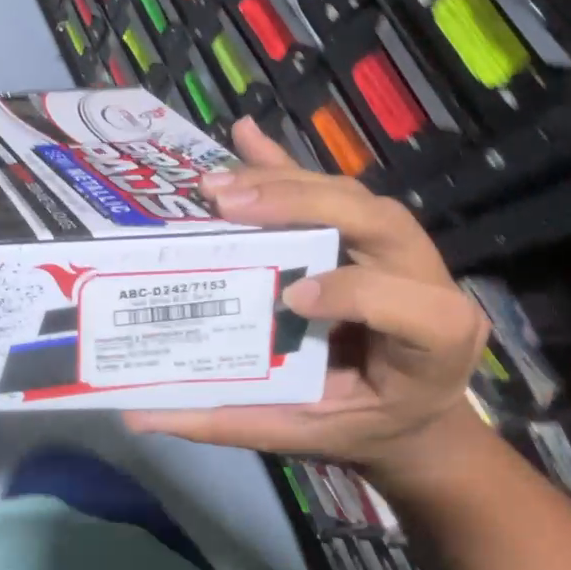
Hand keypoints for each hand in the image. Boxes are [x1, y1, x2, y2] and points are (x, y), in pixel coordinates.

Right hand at [124, 118, 490, 475]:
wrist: (414, 408)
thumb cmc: (363, 424)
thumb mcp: (305, 433)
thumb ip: (228, 421)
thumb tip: (136, 417)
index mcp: (434, 345)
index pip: (412, 306)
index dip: (358, 293)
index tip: (293, 296)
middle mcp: (426, 279)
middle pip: (375, 220)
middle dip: (301, 204)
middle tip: (225, 204)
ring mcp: (400, 246)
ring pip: (349, 194)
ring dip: (281, 182)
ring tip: (215, 186)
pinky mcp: (365, 228)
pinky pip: (325, 187)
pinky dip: (282, 164)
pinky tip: (244, 136)